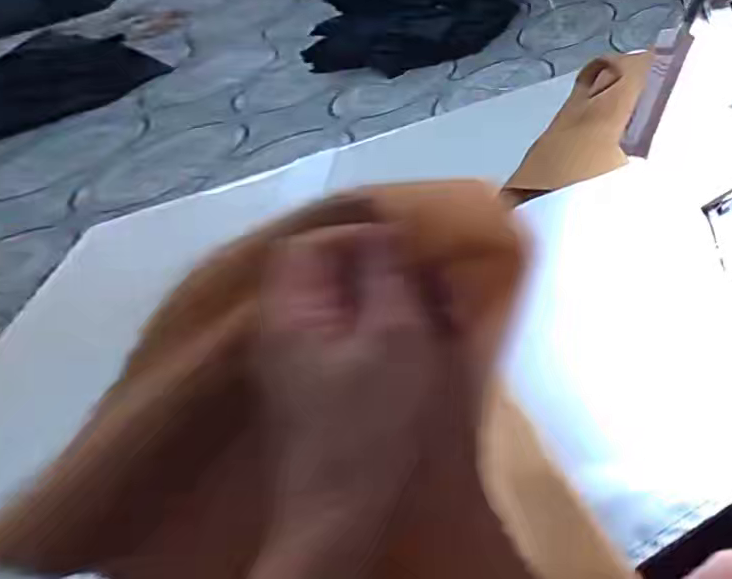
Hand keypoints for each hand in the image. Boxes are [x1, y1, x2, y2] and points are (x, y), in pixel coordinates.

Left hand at [253, 224, 452, 578]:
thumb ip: (389, 273)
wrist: (349, 505)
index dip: (362, 232)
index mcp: (292, 315)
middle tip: (436, 270)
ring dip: (399, 289)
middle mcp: (289, 329)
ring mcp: (304, 355)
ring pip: (351, 296)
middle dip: (389, 261)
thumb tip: (389, 226)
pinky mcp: (325, 376)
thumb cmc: (375, 413)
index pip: (311, 244)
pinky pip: (360, 323)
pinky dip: (396, 315)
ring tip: (442, 301)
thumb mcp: (396, 331)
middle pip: (332, 269)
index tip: (414, 244)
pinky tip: (431, 328)